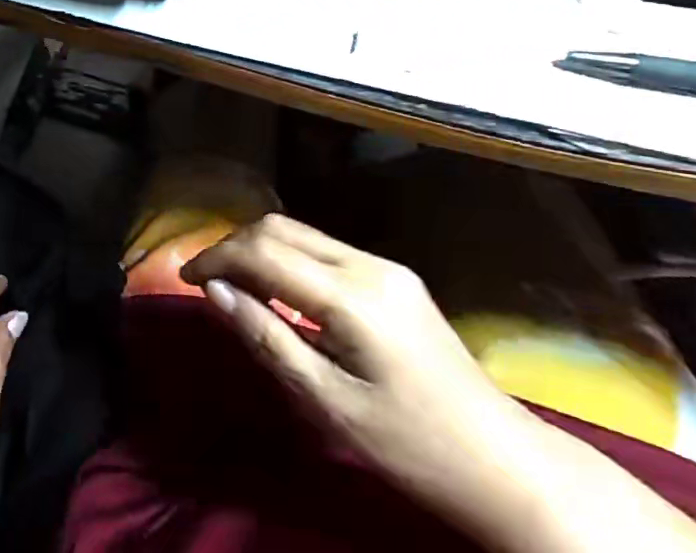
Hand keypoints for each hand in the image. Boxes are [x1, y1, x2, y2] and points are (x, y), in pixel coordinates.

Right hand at [184, 215, 695, 552]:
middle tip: (206, 282)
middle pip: (279, 228)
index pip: (263, 251)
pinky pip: (321, 250)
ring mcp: (386, 270)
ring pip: (299, 233)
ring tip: (234, 286)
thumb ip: (265, 336)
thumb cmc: (412, 444)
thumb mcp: (326, 400)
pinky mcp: (393, 280)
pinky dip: (284, 260)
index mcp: (353, 297)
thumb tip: (214, 291)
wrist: (510, 468)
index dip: (215, 257)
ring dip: (256, 250)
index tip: (185, 280)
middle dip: (232, 246)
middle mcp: (370, 267)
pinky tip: (276, 292)